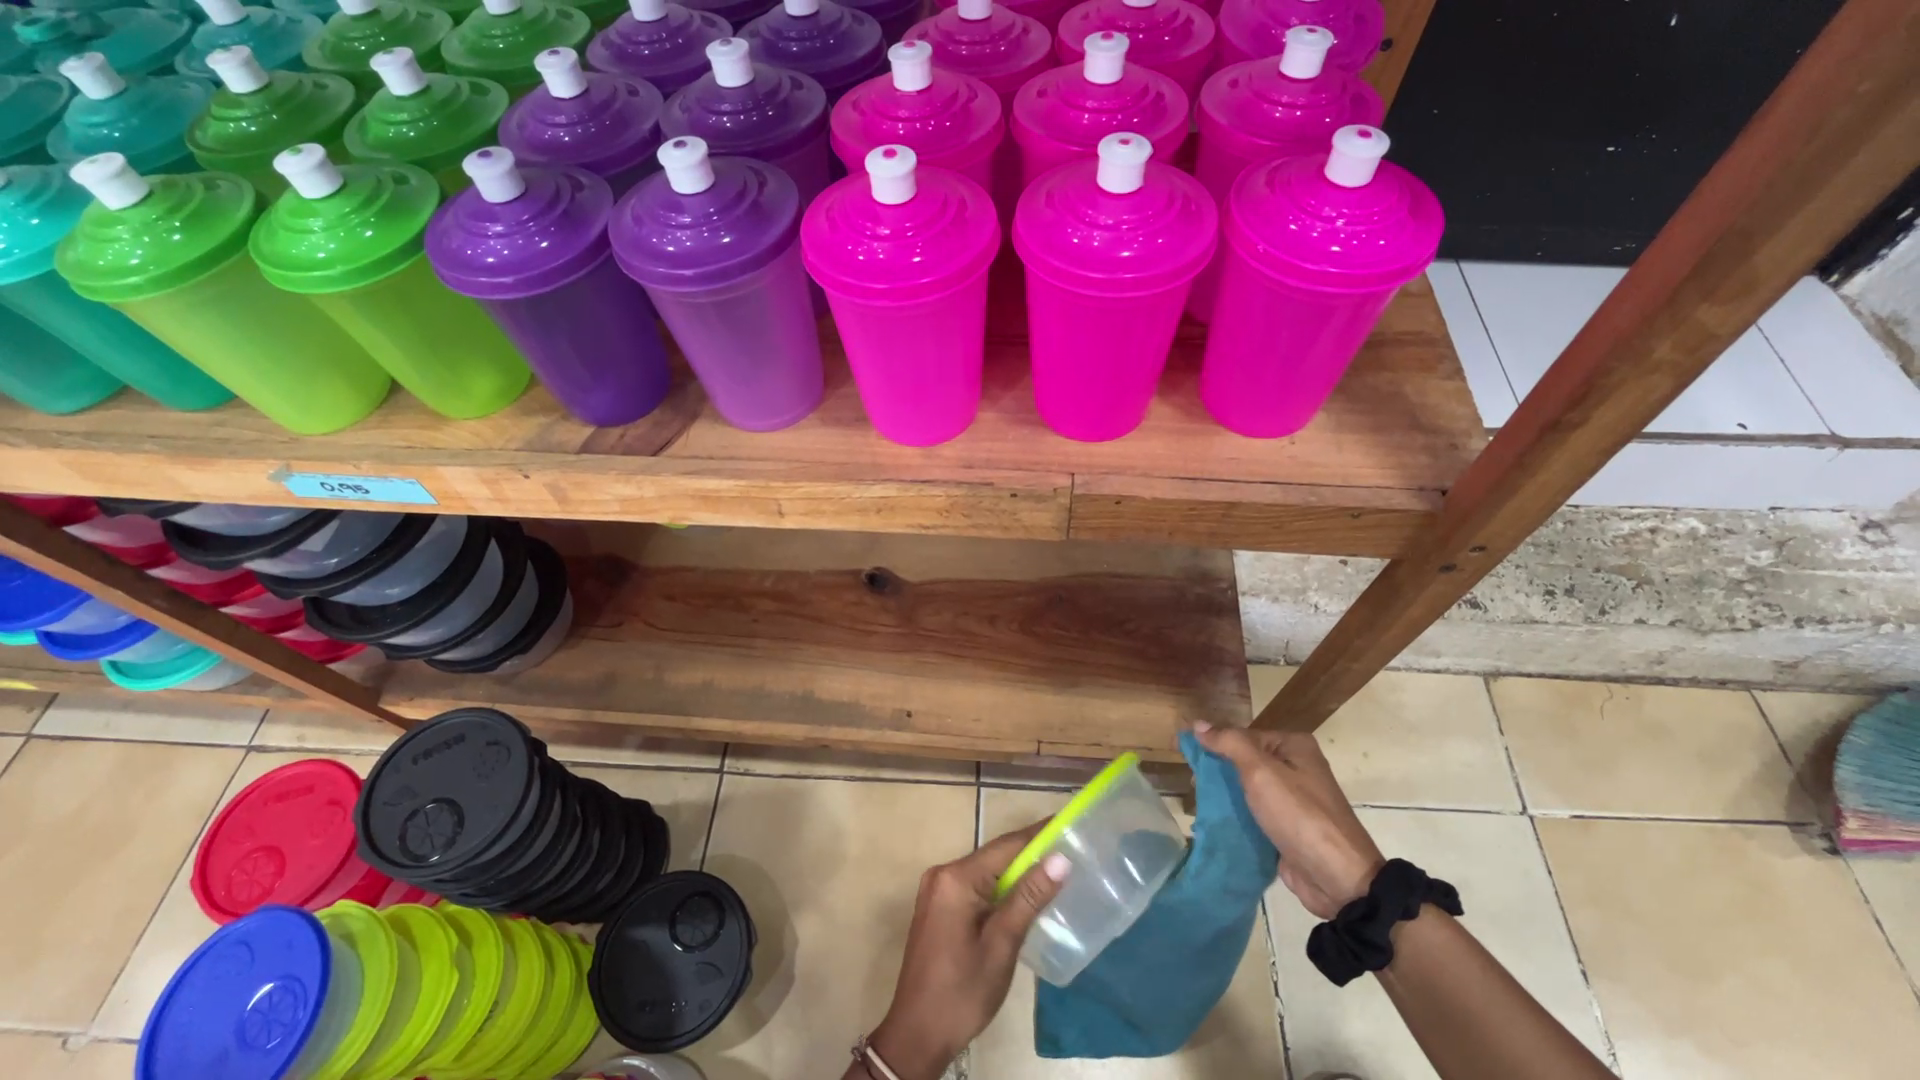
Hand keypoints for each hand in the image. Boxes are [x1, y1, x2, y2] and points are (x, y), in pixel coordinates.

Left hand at [865, 821, 1070, 1079]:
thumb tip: (1060, 858)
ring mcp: (938, 891)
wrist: (918, 1033)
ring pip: (987, 871)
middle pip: (996, 855)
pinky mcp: (940, 908)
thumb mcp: (1002, 944)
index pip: (1007, 846)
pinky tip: (1028, 894)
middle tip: (1074, 848)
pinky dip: (1003, 888)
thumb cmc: (962, 991)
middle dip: (1033, 851)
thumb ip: (1029, 898)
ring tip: (1060, 868)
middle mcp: (943, 875)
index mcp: (956, 879)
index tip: (1072, 823)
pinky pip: (977, 886)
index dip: (1041, 834)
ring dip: (1019, 871)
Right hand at [1192, 723, 1385, 918]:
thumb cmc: (1299, 816)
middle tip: (1191, 785)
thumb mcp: (1261, 772)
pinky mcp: (1286, 828)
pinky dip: (1235, 818)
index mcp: (1294, 746)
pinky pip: (1254, 815)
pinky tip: (1212, 824)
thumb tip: (1198, 724)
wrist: (1337, 878)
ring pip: (1247, 790)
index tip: (1185, 757)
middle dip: (1217, 773)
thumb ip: (1229, 744)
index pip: (1242, 736)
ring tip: (1196, 805)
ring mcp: (1292, 800)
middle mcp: (1295, 768)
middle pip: (1244, 762)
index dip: (1213, 745)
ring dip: (1224, 797)